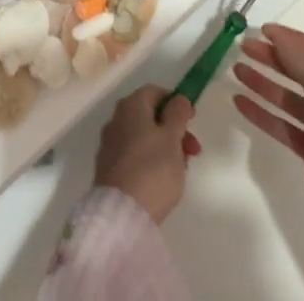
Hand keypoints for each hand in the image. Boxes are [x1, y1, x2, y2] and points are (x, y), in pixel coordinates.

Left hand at [94, 85, 202, 223]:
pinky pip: (135, 155)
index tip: (191, 120)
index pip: (154, 92)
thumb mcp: (172, 138)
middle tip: (193, 151)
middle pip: (150, 116)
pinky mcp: (110, 167)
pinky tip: (164, 180)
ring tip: (182, 169)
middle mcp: (116, 120)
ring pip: (144, 137)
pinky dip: (151, 160)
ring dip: (166, 147)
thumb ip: (177, 115)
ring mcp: (110, 144)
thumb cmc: (153, 169)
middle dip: (175, 130)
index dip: (175, 102)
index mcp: (130, 107)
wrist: (123, 211)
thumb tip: (178, 98)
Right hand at [232, 23, 303, 226]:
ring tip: (236, 71)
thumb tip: (277, 36)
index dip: (292, 39)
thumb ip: (297, 60)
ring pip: (289, 99)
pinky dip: (263, 113)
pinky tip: (239, 102)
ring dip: (263, 84)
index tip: (263, 32)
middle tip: (243, 48)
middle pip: (302, 73)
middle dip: (273, 60)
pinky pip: (283, 124)